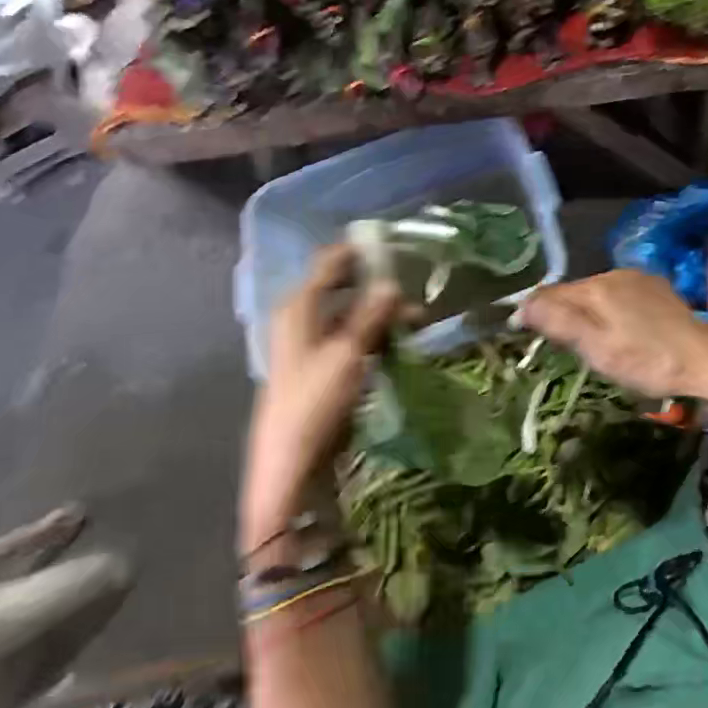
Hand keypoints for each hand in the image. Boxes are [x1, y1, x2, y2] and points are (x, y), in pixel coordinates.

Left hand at [243, 244, 400, 551]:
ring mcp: (310, 341)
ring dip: (380, 313)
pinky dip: (373, 335)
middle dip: (378, 286)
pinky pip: (350, 338)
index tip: (397, 246)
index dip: (361, 251)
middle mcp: (302, 316)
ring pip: (350, 314)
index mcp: (299, 305)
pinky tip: (398, 342)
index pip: (330, 261)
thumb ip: (370, 315)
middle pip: (343, 287)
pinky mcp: (320, 364)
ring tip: (417, 320)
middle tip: (415, 288)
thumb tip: (392, 283)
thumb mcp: (347, 354)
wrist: (289, 460)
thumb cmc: (315, 400)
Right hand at [518, 270, 707, 403]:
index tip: (525, 335)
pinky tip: (622, 334)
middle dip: (562, 314)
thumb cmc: (648, 361)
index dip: (534, 313)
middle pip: (574, 292)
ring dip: (587, 314)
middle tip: (562, 347)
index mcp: (597, 286)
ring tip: (591, 343)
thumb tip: (521, 304)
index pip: (551, 293)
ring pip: (598, 295)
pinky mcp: (659, 292)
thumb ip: (559, 323)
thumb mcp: (596, 349)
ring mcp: (641, 280)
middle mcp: (616, 275)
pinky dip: (610, 313)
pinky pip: (620, 298)